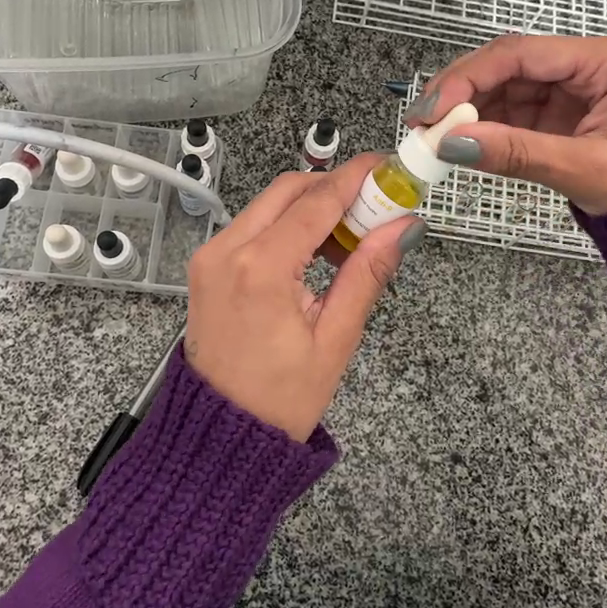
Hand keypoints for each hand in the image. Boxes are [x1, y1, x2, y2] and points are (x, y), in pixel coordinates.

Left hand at [183, 156, 424, 441]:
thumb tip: (400, 227)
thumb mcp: (335, 339)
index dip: (357, 178)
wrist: (219, 439)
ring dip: (311, 206)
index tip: (386, 168)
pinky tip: (317, 249)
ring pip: (268, 204)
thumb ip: (367, 273)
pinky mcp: (206, 268)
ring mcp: (210, 258)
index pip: (317, 201)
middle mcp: (226, 252)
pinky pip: (251, 226)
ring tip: (352, 236)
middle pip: (288, 189)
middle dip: (334, 188)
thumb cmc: (275, 402)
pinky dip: (286, 225)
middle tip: (376, 203)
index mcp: (260, 269)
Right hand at [406, 32, 606, 214]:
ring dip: (472, 112)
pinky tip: (464, 143)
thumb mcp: (587, 169)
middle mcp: (589, 63)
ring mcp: (577, 88)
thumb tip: (451, 144)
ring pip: (509, 89)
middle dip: (464, 94)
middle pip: (510, 66)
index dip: (469, 77)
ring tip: (435, 139)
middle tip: (422, 126)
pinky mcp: (568, 112)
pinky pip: (519, 111)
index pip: (522, 53)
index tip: (432, 109)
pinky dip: (490, 128)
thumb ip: (517, 153)